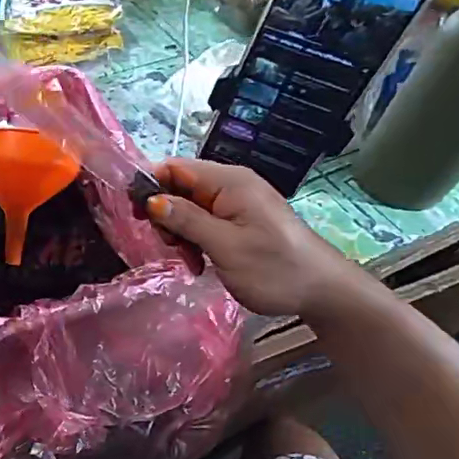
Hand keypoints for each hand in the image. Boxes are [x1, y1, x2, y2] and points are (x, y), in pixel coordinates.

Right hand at [147, 158, 370, 318]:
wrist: (321, 290)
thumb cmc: (273, 267)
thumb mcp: (224, 246)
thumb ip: (186, 220)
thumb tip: (151, 200)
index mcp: (228, 181)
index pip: (174, 167)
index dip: (151, 186)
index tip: (137, 217)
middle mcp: (231, 185)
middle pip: (179, 188)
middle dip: (167, 216)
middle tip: (173, 247)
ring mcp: (237, 204)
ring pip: (189, 209)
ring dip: (181, 234)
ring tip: (192, 262)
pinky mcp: (240, 223)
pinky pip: (205, 223)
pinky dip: (197, 242)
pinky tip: (202, 264)